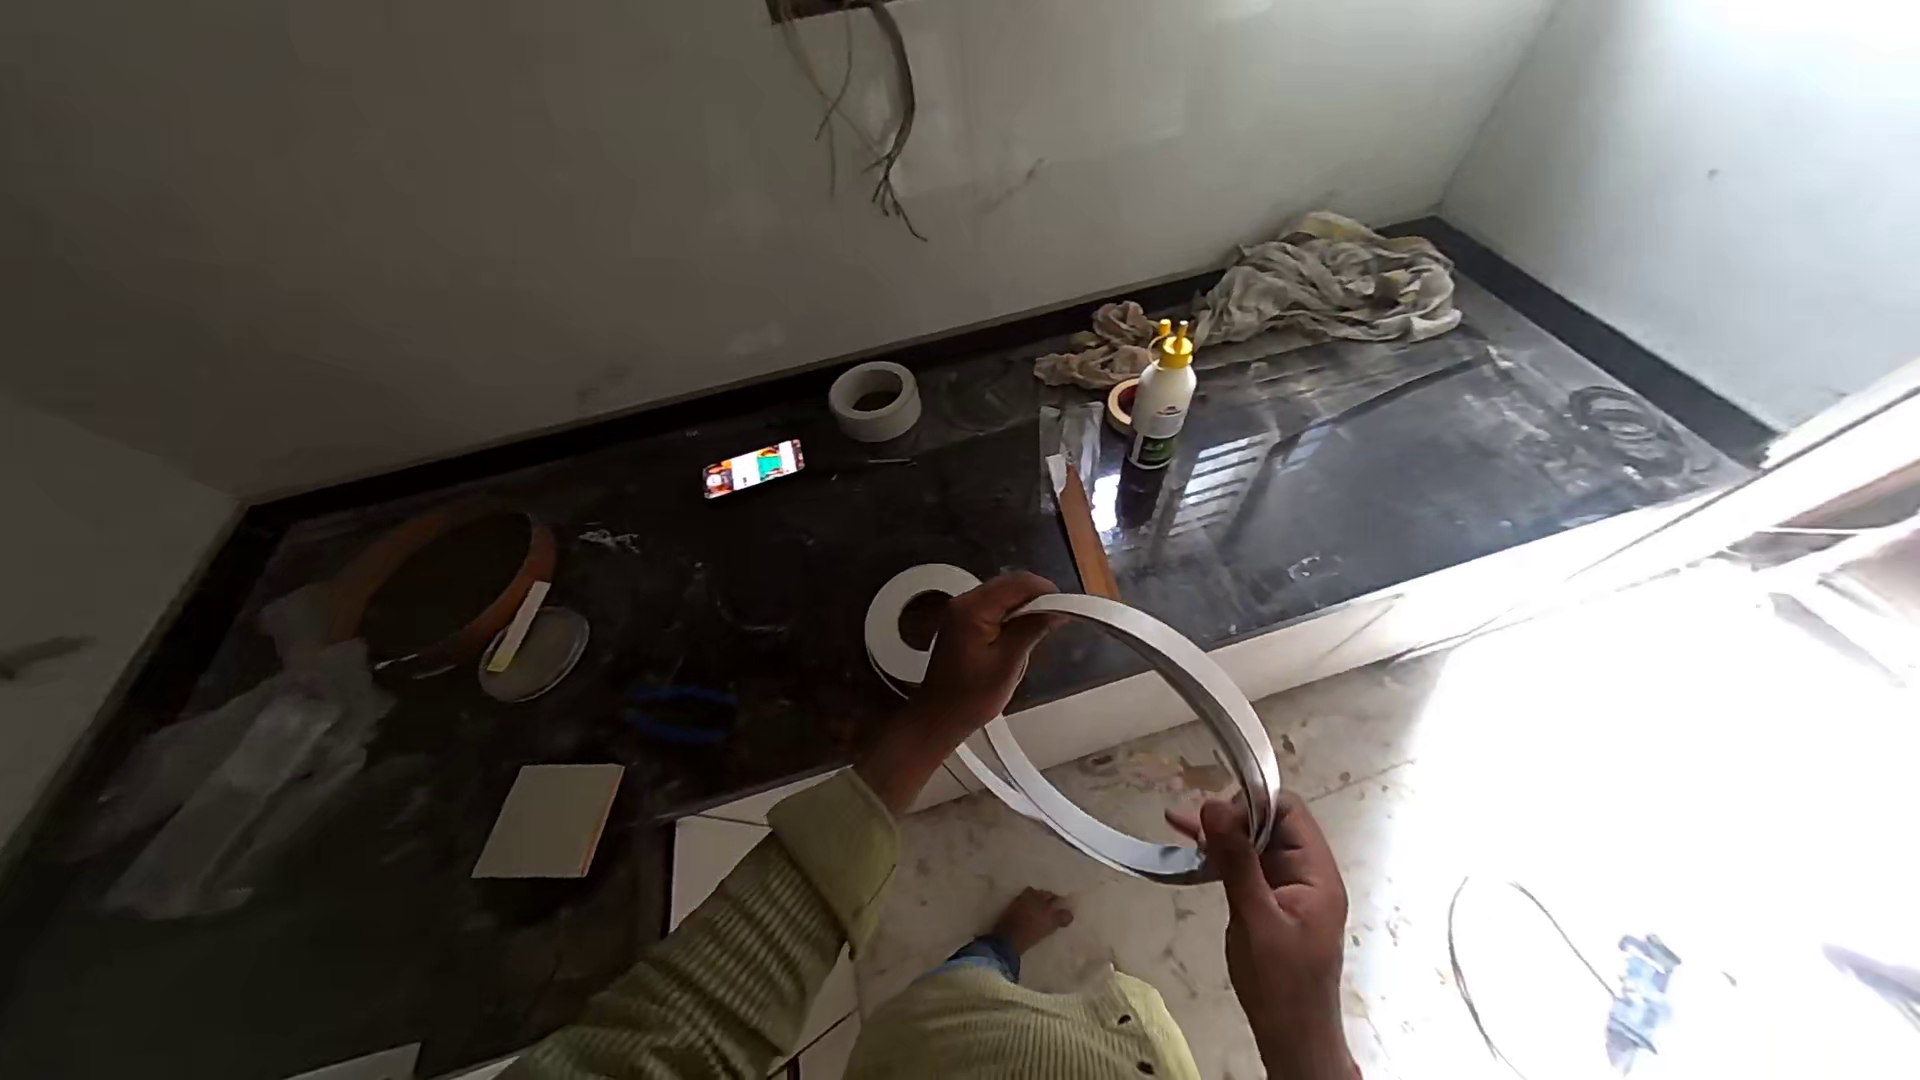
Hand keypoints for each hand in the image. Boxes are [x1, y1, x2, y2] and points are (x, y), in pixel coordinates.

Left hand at [857, 572, 1063, 813]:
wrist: (940, 715)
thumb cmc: (971, 697)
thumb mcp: (1008, 663)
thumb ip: (1031, 629)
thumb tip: (1056, 609)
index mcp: (972, 609)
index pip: (1017, 583)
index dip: (1046, 591)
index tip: (1064, 609)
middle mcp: (964, 601)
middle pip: (1010, 583)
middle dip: (1037, 598)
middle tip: (1056, 621)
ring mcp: (961, 609)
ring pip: (1003, 593)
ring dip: (1025, 606)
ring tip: (1041, 629)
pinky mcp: (963, 619)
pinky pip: (994, 605)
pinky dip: (1012, 613)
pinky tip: (1021, 634)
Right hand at [1168, 793, 1356, 1079]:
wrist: (1290, 1041)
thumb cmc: (1280, 985)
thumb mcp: (1255, 918)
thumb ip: (1235, 860)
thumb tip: (1212, 805)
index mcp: (1316, 874)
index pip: (1291, 812)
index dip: (1253, 804)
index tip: (1216, 815)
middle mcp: (1305, 873)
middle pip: (1269, 823)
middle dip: (1230, 817)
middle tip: (1193, 823)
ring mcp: (1286, 886)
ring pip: (1252, 841)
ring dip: (1219, 833)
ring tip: (1179, 823)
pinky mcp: (1268, 898)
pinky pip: (1244, 862)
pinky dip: (1218, 853)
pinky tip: (1189, 845)